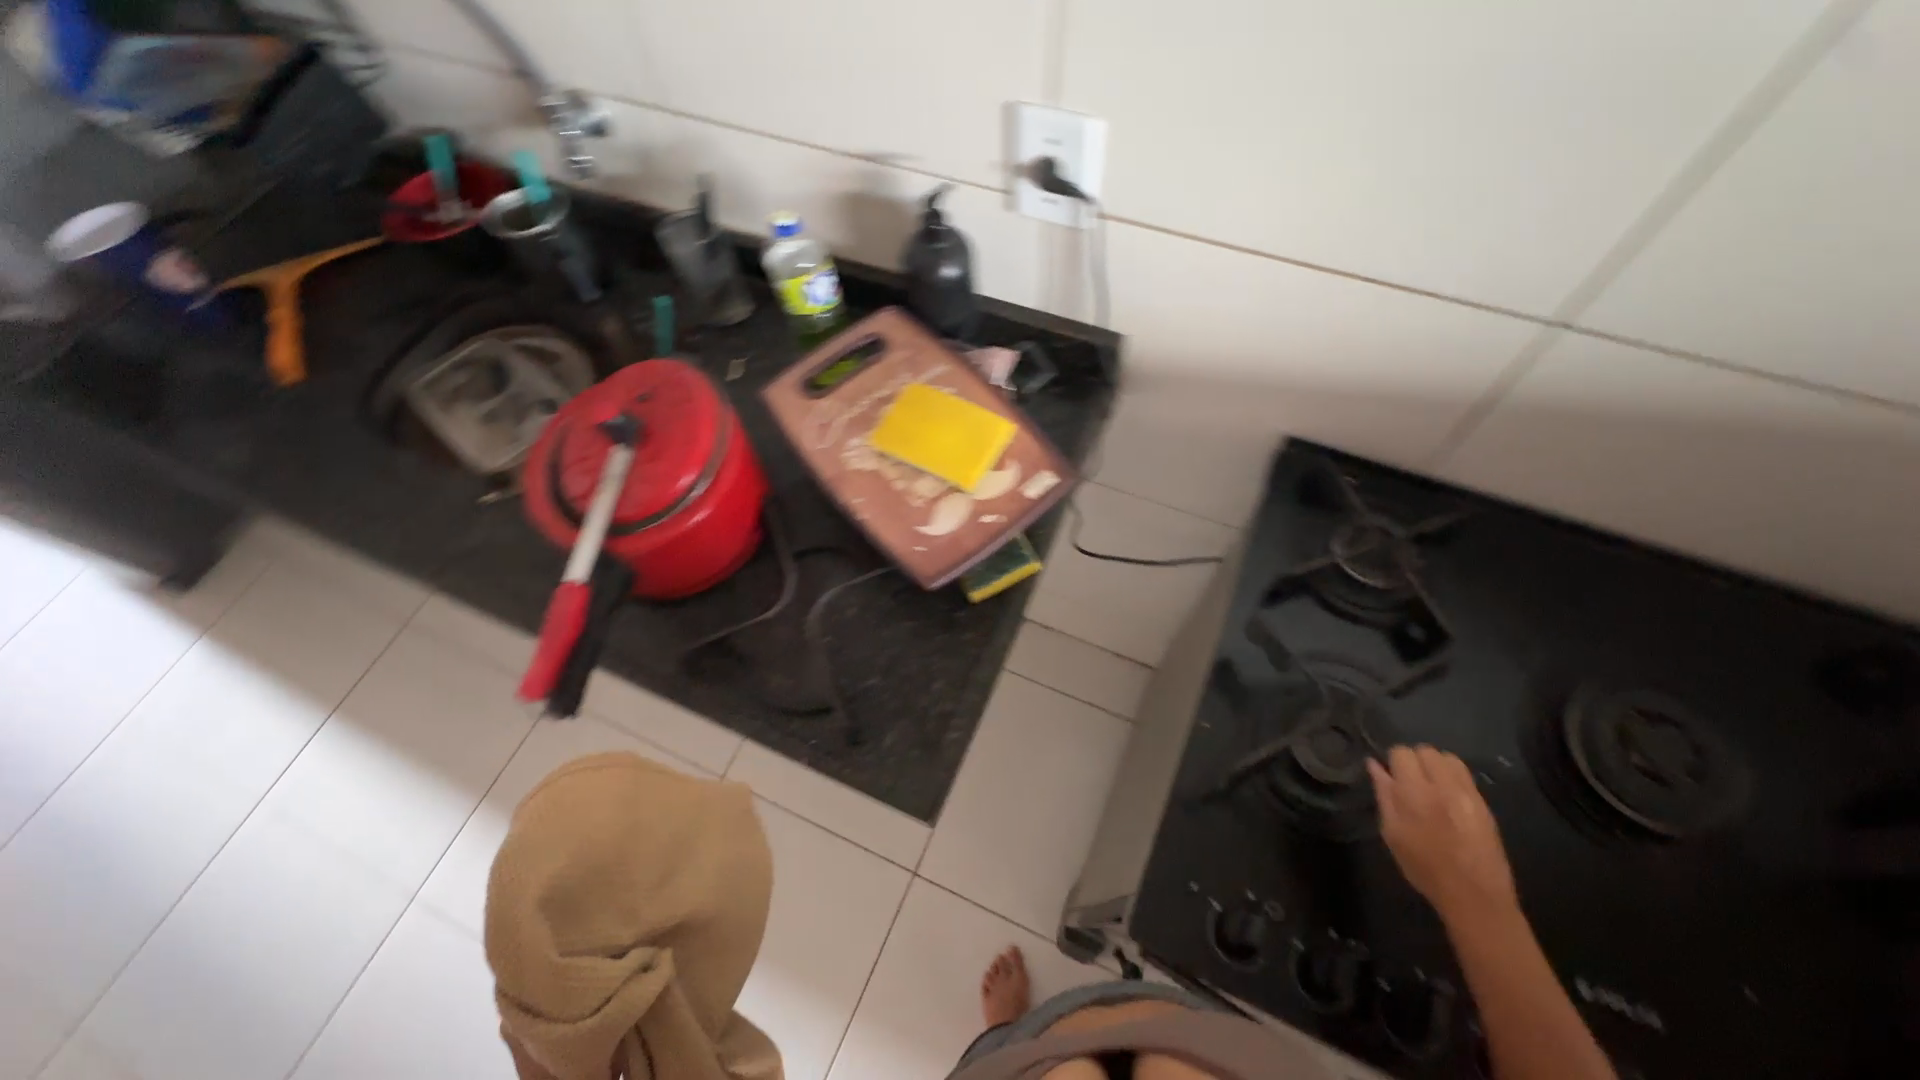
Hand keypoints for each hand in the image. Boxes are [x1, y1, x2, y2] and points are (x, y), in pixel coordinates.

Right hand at [1368, 745, 1518, 922]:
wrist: (1473, 893)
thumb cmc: (1423, 867)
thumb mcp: (1392, 833)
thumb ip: (1384, 795)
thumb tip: (1374, 765)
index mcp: (1414, 793)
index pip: (1402, 753)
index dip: (1393, 762)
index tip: (1392, 778)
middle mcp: (1442, 786)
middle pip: (1425, 750)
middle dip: (1414, 760)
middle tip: (1410, 783)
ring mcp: (1466, 792)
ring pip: (1447, 757)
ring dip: (1435, 765)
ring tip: (1431, 787)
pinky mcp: (1482, 801)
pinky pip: (1464, 773)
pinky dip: (1451, 775)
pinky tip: (1448, 796)